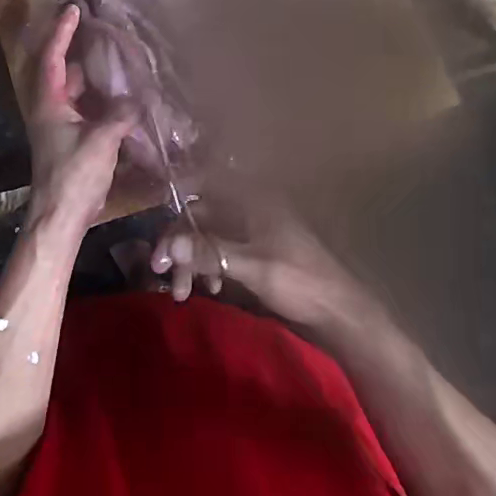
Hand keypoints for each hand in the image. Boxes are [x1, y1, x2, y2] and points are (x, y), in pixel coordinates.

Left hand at [27, 4, 138, 231]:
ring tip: (119, 62)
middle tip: (103, 34)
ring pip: (78, 94)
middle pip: (65, 73)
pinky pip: (88, 113)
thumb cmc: (74, 174)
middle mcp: (51, 110)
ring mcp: (60, 127)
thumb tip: (136, 99)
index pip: (52, 58)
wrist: (61, 215)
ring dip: (95, 80)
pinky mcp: (73, 142)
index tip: (73, 10)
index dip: (62, 33)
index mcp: (48, 103)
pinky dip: (103, 103)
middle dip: (81, 53)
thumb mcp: (101, 140)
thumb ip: (120, 114)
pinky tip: (124, 100)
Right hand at [149, 197, 384, 343]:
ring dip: (190, 261)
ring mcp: (251, 231)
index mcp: (253, 199)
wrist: (340, 315)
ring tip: (182, 292)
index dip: (178, 192)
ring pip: (206, 236)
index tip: (155, 213)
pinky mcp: (253, 253)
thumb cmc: (301, 283)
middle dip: (179, 243)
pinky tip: (208, 289)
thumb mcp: (253, 267)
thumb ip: (211, 253)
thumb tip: (168, 244)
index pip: (205, 180)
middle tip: (162, 271)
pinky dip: (206, 268)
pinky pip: (218, 252)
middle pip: (199, 215)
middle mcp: (248, 208)